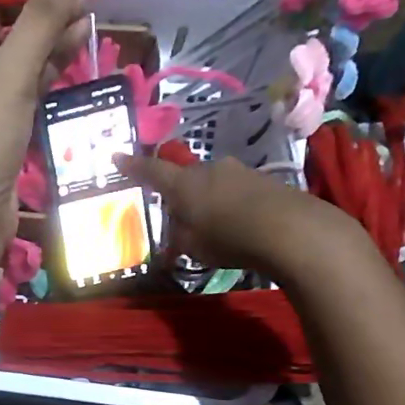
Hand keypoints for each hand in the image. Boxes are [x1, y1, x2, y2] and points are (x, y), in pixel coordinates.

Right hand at [117, 155, 370, 281]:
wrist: (287, 228)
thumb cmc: (228, 238)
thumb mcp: (193, 247)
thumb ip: (179, 238)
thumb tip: (175, 235)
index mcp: (184, 184)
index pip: (152, 171)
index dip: (133, 166)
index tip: (117, 157)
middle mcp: (209, 169)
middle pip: (186, 178)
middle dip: (180, 194)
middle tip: (179, 216)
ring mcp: (238, 171)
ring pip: (213, 183)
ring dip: (209, 200)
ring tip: (214, 225)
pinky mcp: (262, 179)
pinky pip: (236, 190)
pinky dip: (231, 204)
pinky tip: (238, 223)